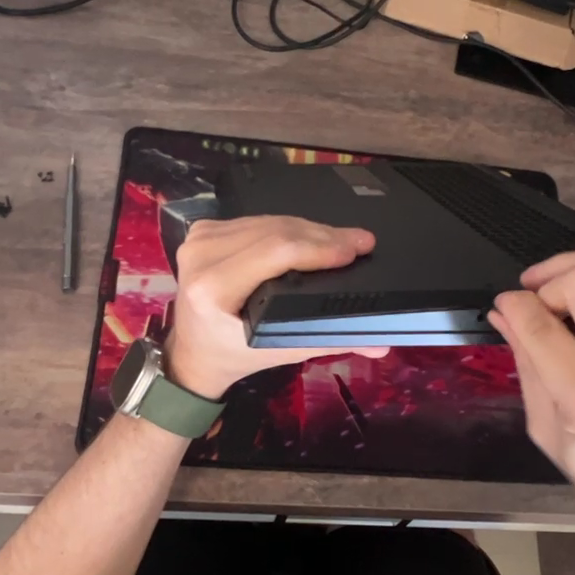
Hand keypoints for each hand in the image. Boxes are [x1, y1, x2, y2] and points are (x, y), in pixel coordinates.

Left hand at [163, 216, 387, 398]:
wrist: (194, 352)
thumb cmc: (234, 355)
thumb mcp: (279, 351)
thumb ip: (329, 341)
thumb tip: (380, 342)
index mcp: (212, 288)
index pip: (275, 251)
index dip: (319, 246)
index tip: (355, 248)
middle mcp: (201, 256)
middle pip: (275, 231)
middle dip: (323, 235)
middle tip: (361, 242)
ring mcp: (199, 239)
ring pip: (268, 221)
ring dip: (309, 229)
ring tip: (344, 239)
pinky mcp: (203, 231)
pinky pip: (256, 220)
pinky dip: (288, 227)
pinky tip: (313, 235)